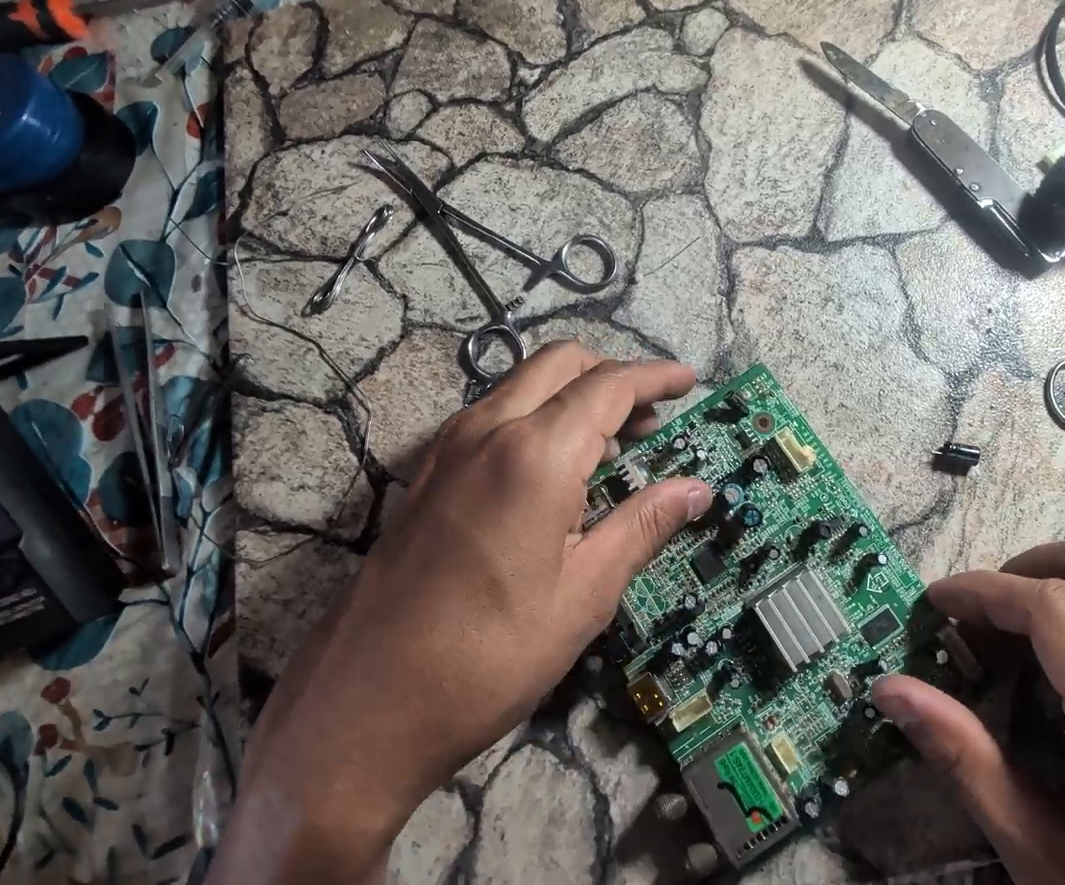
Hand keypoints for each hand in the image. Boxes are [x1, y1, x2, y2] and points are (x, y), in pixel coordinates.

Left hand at [213, 344, 711, 883]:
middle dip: (612, 375)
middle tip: (651, 419)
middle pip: (561, 364)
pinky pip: (493, 414)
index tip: (689, 380)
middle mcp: (487, 429)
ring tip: (611, 449)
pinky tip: (554, 473)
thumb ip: (642, 526)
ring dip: (573, 395)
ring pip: (523, 384)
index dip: (655, 377)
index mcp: (534, 454)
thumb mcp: (584, 595)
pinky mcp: (428, 470)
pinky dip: (536, 416)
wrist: (367, 700)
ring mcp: (449, 446)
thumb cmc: (489, 655)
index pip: (608, 386)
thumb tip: (697, 489)